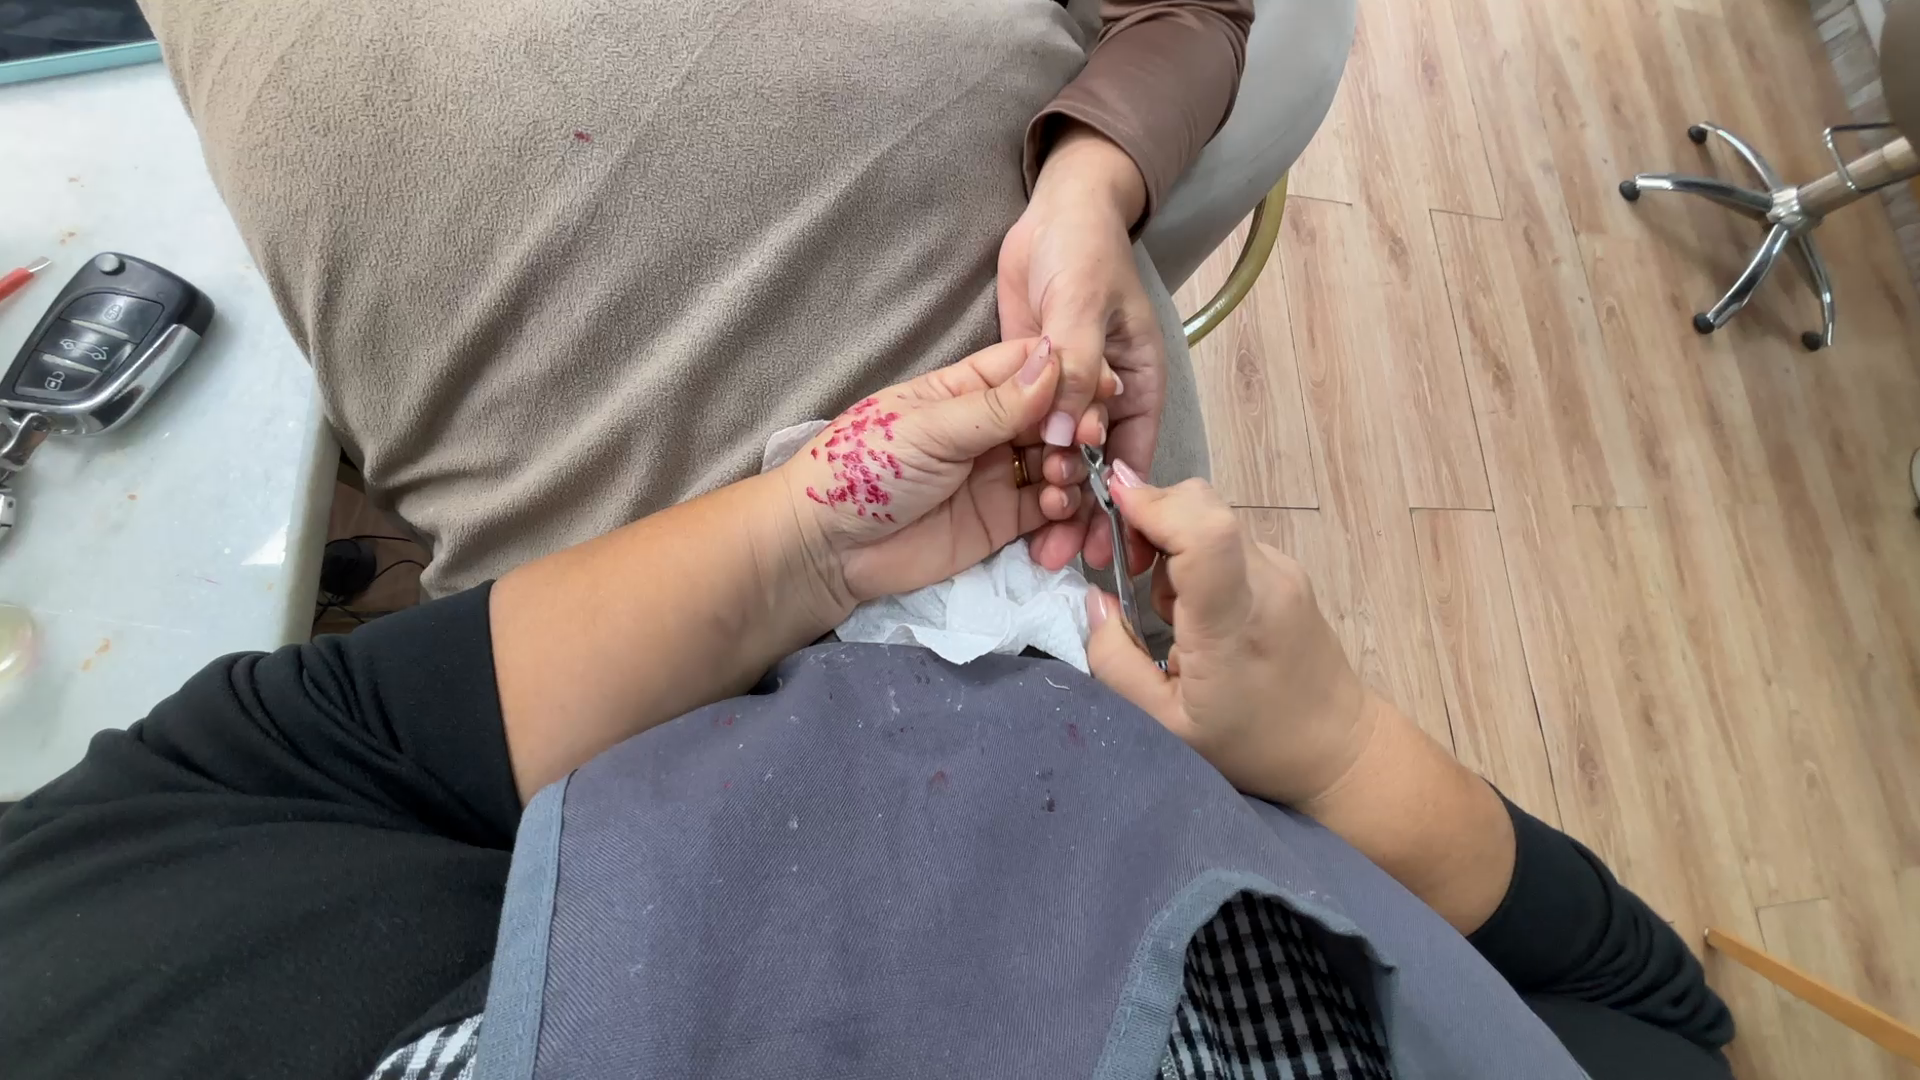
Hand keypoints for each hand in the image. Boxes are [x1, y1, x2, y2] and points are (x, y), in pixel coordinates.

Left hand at [773, 337, 1064, 603]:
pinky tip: (1058, 509)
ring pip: (1058, 463)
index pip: (1029, 368)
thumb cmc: (864, 471)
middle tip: (1084, 441)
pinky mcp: (1002, 520)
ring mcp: (998, 475)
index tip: (1103, 386)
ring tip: (1062, 480)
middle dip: (1076, 427)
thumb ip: (994, 405)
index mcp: (966, 391)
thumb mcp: (928, 429)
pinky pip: (1048, 509)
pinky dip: (1064, 509)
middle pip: (1053, 417)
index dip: (1068, 374)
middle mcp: (990, 429)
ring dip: (1073, 469)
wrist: (830, 550)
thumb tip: (1055, 358)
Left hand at [998, 124, 1165, 572]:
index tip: (1109, 540)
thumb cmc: (1077, 253)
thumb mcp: (1077, 307)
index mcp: (1132, 382)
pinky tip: (1023, 522)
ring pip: (1064, 472)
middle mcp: (1102, 404)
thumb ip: (1074, 369)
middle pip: (1098, 473)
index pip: (1133, 453)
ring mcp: (1062, 408)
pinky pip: (1032, 455)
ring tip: (1047, 552)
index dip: (1123, 500)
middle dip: (1087, 516)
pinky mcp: (1029, 405)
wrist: (1046, 217)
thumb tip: (1072, 439)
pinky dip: (1031, 486)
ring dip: (1058, 509)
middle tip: (1069, 555)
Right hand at [1081, 469, 1376, 807]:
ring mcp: (1281, 570)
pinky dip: (1192, 552)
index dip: (1154, 505)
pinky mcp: (1285, 570)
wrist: (1339, 748)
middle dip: (1149, 516)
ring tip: (1164, 605)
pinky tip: (1192, 604)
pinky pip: (1225, 537)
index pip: (1204, 534)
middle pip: (1202, 506)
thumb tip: (1095, 599)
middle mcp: (1264, 581)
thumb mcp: (1163, 723)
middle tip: (1126, 566)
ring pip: (1210, 516)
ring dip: (1169, 539)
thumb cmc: (1252, 743)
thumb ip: (1114, 660)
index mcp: (1231, 623)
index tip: (1113, 500)